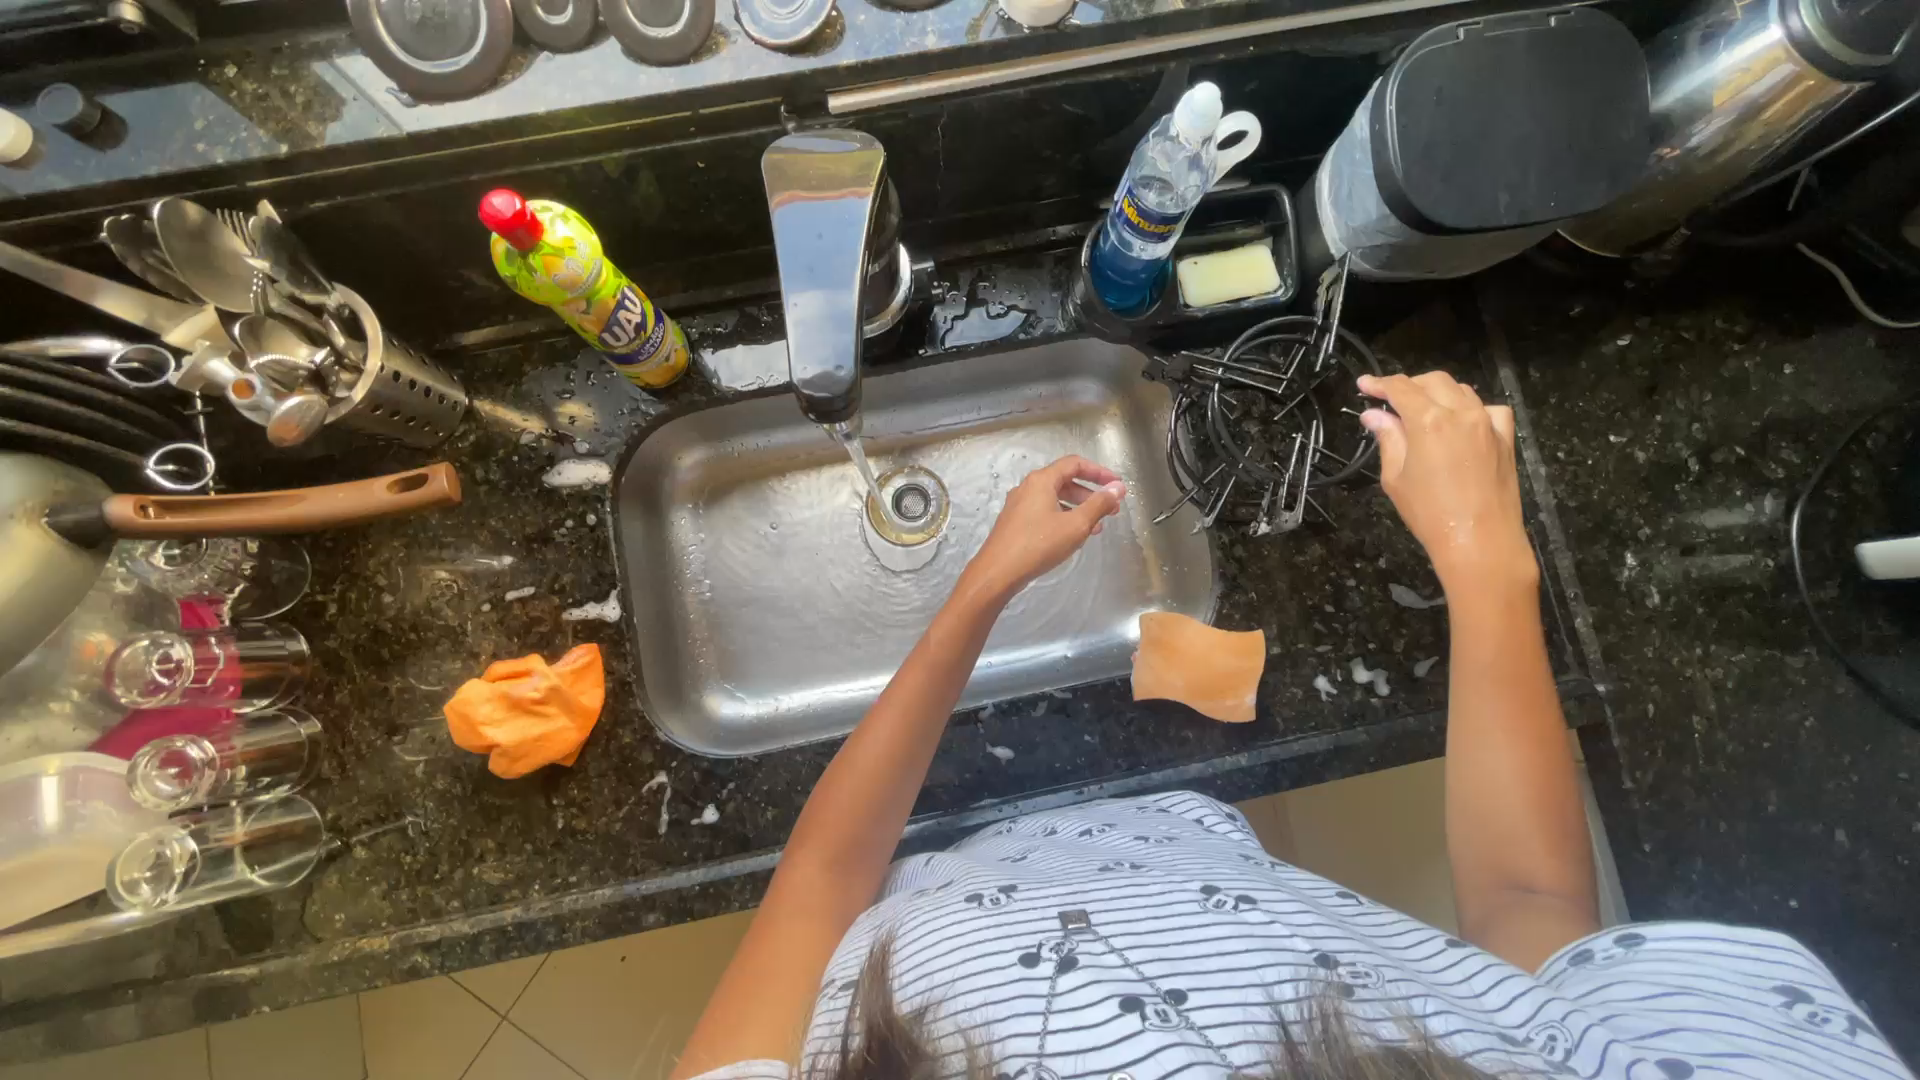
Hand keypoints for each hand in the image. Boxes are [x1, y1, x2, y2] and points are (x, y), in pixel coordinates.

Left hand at [964, 456, 1126, 600]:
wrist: (998, 572)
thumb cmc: (1039, 544)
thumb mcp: (1076, 525)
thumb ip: (1099, 504)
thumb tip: (1117, 488)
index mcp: (1041, 480)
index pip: (1075, 464)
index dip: (1099, 472)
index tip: (1116, 486)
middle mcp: (1028, 487)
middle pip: (1065, 481)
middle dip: (1091, 494)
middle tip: (1111, 510)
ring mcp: (1019, 505)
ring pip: (1055, 499)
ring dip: (1078, 508)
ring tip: (1097, 527)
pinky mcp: (1015, 522)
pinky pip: (1045, 512)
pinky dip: (1063, 518)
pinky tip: (1074, 536)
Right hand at [1357, 372, 1535, 597]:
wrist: (1480, 539)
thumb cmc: (1428, 512)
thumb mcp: (1395, 477)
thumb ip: (1388, 439)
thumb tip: (1374, 415)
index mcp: (1429, 421)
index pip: (1401, 389)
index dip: (1379, 383)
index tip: (1363, 385)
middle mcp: (1461, 413)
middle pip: (1433, 381)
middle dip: (1408, 384)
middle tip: (1387, 397)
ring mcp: (1488, 423)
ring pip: (1461, 390)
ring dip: (1437, 392)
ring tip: (1419, 408)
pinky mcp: (1505, 437)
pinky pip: (1488, 408)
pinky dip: (1470, 407)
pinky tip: (1460, 422)